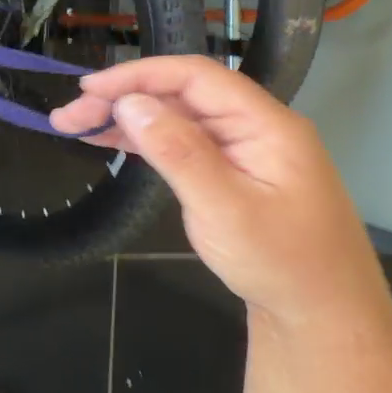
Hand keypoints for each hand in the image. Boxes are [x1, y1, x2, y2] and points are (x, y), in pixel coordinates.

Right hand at [50, 56, 389, 327]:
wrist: (323, 317)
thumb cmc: (281, 263)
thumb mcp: (225, 209)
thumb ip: (178, 151)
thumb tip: (129, 103)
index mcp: (266, 125)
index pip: (196, 77)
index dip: (139, 75)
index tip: (89, 89)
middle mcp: (254, 127)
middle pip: (179, 94)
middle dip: (122, 98)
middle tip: (68, 116)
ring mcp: (241, 149)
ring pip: (174, 116)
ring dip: (124, 118)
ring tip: (72, 126)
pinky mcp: (229, 170)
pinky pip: (179, 140)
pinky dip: (140, 138)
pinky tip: (106, 141)